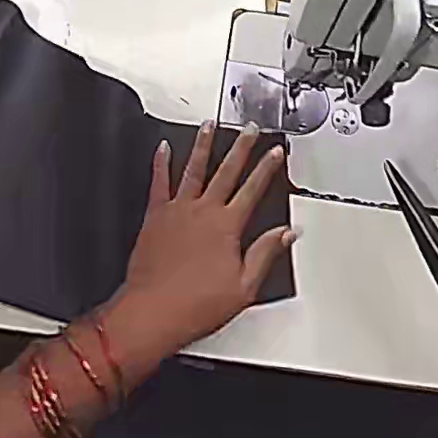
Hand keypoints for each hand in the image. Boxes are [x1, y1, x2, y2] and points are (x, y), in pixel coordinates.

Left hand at [110, 123, 293, 359]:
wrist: (152, 312)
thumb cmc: (195, 304)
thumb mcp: (244, 286)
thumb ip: (266, 253)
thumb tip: (286, 234)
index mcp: (227, 226)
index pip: (253, 189)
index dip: (267, 168)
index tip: (275, 153)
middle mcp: (203, 211)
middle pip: (227, 171)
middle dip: (241, 147)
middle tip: (249, 129)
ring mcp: (177, 211)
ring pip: (193, 169)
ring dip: (203, 145)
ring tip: (210, 125)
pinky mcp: (155, 217)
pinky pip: (159, 183)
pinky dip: (161, 163)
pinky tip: (163, 148)